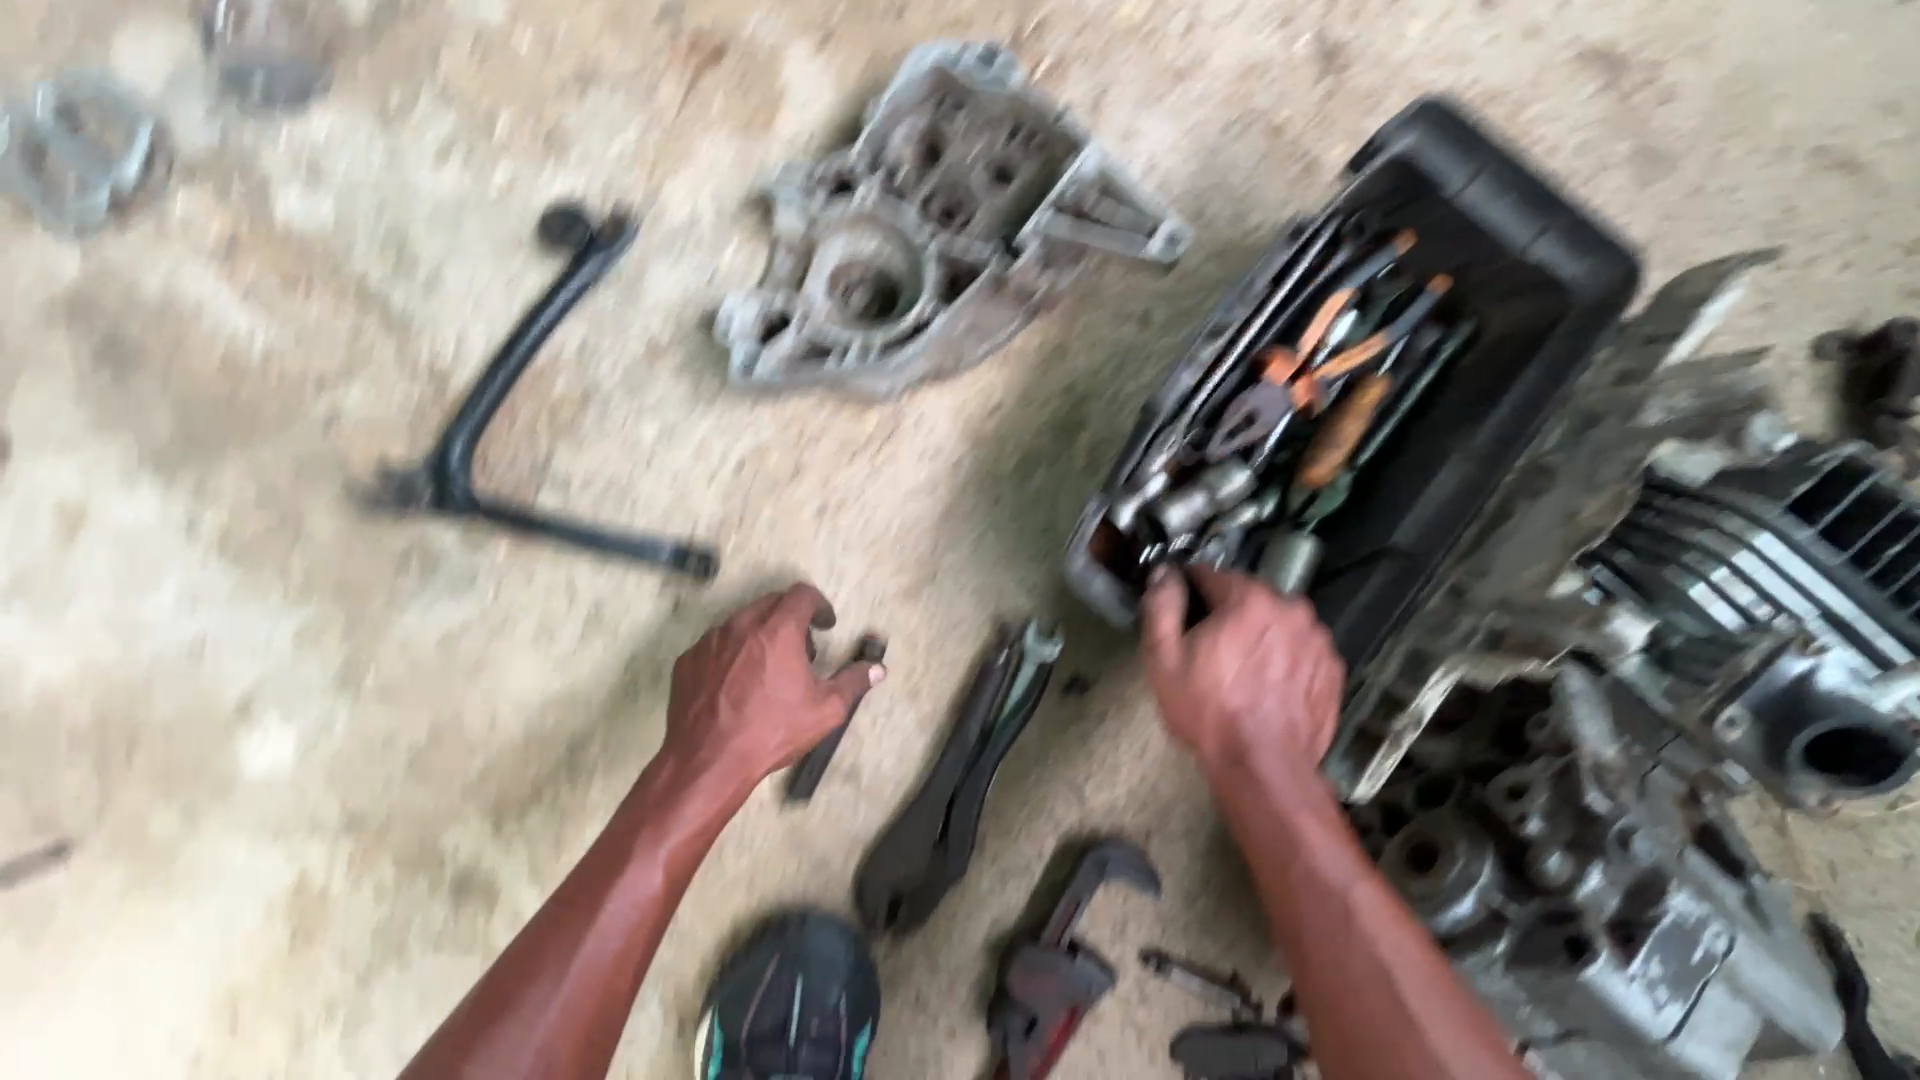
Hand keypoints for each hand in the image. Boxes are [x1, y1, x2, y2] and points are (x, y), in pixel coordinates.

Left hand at [665, 583, 885, 791]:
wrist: (708, 760)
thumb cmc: (771, 732)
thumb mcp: (825, 710)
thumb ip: (853, 682)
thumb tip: (878, 669)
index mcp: (777, 631)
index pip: (801, 595)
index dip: (819, 605)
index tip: (825, 624)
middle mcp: (740, 625)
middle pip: (771, 602)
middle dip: (791, 617)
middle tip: (803, 649)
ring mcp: (709, 642)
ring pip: (741, 622)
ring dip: (761, 633)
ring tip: (770, 668)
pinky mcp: (688, 660)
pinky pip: (716, 644)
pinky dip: (733, 652)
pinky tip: (738, 684)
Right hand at [1140, 565, 1344, 770]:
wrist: (1265, 767)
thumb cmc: (1209, 711)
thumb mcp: (1164, 658)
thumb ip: (1162, 606)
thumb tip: (1165, 573)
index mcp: (1248, 599)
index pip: (1210, 574)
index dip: (1189, 589)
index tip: (1179, 611)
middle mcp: (1291, 608)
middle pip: (1247, 597)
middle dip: (1227, 614)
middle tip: (1208, 650)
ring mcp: (1318, 639)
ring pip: (1277, 623)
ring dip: (1259, 635)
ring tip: (1241, 673)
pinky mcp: (1333, 668)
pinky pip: (1300, 650)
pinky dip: (1284, 659)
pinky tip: (1268, 687)